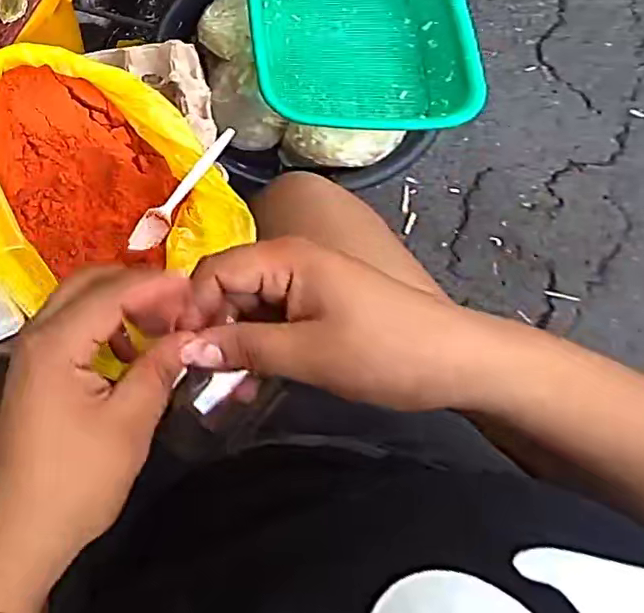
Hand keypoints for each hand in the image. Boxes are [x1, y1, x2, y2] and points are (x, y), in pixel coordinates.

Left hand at [0, 268, 200, 569]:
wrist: (16, 530)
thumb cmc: (73, 482)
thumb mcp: (128, 426)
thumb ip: (159, 370)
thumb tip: (191, 336)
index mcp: (56, 341)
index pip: (111, 291)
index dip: (156, 286)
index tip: (195, 290)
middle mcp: (38, 331)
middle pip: (91, 282)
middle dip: (137, 286)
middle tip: (179, 305)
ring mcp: (33, 347)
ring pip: (80, 300)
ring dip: (120, 302)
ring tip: (162, 325)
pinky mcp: (36, 365)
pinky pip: (72, 323)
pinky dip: (104, 324)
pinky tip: (131, 352)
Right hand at [184, 237, 526, 412]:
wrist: (460, 363)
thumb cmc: (386, 351)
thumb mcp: (309, 355)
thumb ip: (244, 348)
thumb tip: (185, 348)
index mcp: (284, 256)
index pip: (214, 271)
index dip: (193, 310)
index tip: (183, 353)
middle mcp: (286, 259)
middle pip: (226, 285)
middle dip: (211, 328)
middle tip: (202, 376)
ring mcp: (301, 280)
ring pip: (245, 305)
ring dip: (233, 342)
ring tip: (227, 387)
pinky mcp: (312, 302)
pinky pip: (268, 317)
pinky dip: (256, 345)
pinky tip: (251, 380)